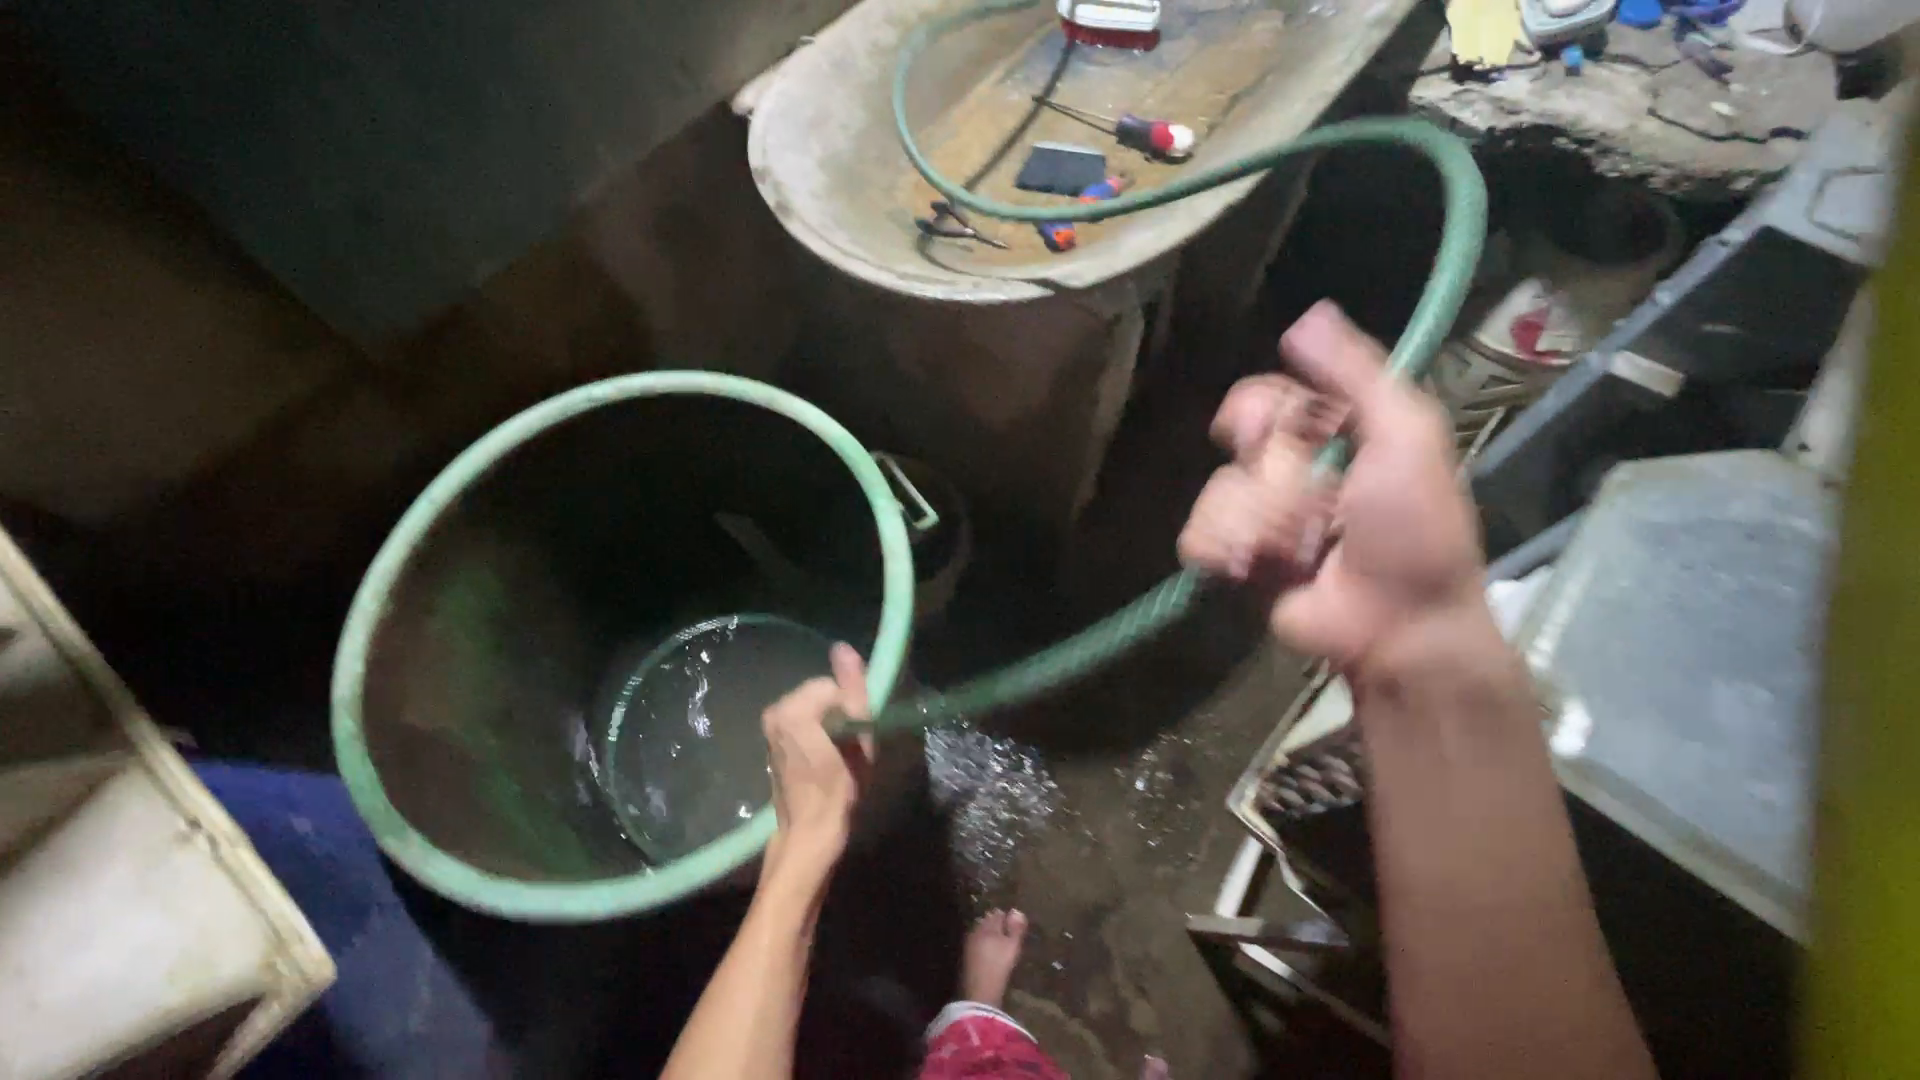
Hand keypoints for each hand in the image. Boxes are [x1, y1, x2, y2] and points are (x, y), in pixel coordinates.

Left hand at [761, 643, 873, 877]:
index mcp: (793, 710)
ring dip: (831, 720)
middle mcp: (775, 712)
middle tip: (851, 744)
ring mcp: (770, 725)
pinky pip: (805, 717)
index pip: (835, 687)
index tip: (858, 735)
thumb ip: (853, 689)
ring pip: (815, 704)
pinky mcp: (772, 737)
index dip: (852, 709)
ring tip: (839, 751)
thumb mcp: (858, 738)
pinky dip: (818, 728)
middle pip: (822, 693)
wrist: (810, 831)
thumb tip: (844, 646)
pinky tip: (825, 753)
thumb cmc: (839, 789)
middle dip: (841, 712)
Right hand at [1178, 301, 1490, 673]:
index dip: (1260, 406)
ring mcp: (1256, 518)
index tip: (1270, 426)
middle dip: (1272, 475)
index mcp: (1327, 435)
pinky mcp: (1232, 562)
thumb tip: (1303, 316)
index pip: (1265, 395)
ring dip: (1259, 523)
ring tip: (1298, 551)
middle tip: (1307, 502)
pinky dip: (1227, 551)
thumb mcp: (1405, 436)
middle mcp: (1286, 470)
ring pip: (1217, 492)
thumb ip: (1358, 374)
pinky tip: (1256, 568)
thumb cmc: (1413, 528)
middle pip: (1234, 441)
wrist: (1396, 621)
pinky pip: (1197, 537)